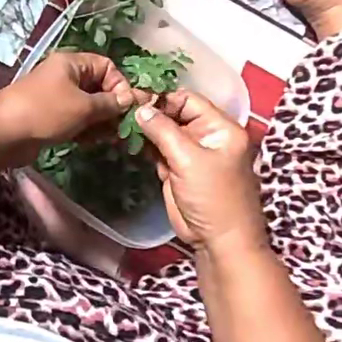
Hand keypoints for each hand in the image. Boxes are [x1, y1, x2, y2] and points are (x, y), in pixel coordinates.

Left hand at [0, 51, 134, 162]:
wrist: (3, 134)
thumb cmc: (46, 112)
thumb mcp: (84, 106)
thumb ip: (110, 103)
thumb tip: (132, 99)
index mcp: (71, 63)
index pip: (106, 66)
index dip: (120, 85)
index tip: (126, 107)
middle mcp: (63, 76)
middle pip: (98, 87)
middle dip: (112, 107)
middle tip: (122, 128)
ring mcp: (55, 97)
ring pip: (87, 106)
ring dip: (100, 121)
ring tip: (109, 138)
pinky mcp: (49, 117)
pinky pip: (74, 119)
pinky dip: (85, 128)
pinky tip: (91, 142)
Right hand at [130, 90, 267, 255]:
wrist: (219, 241)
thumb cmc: (213, 197)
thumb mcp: (188, 159)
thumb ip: (162, 130)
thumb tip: (140, 108)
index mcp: (221, 128)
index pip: (188, 100)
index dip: (163, 99)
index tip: (136, 101)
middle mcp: (207, 136)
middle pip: (174, 114)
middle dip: (150, 114)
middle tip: (123, 112)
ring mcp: (191, 152)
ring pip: (164, 131)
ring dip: (145, 130)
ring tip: (121, 125)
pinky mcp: (177, 168)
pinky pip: (159, 149)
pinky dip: (145, 145)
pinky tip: (127, 140)